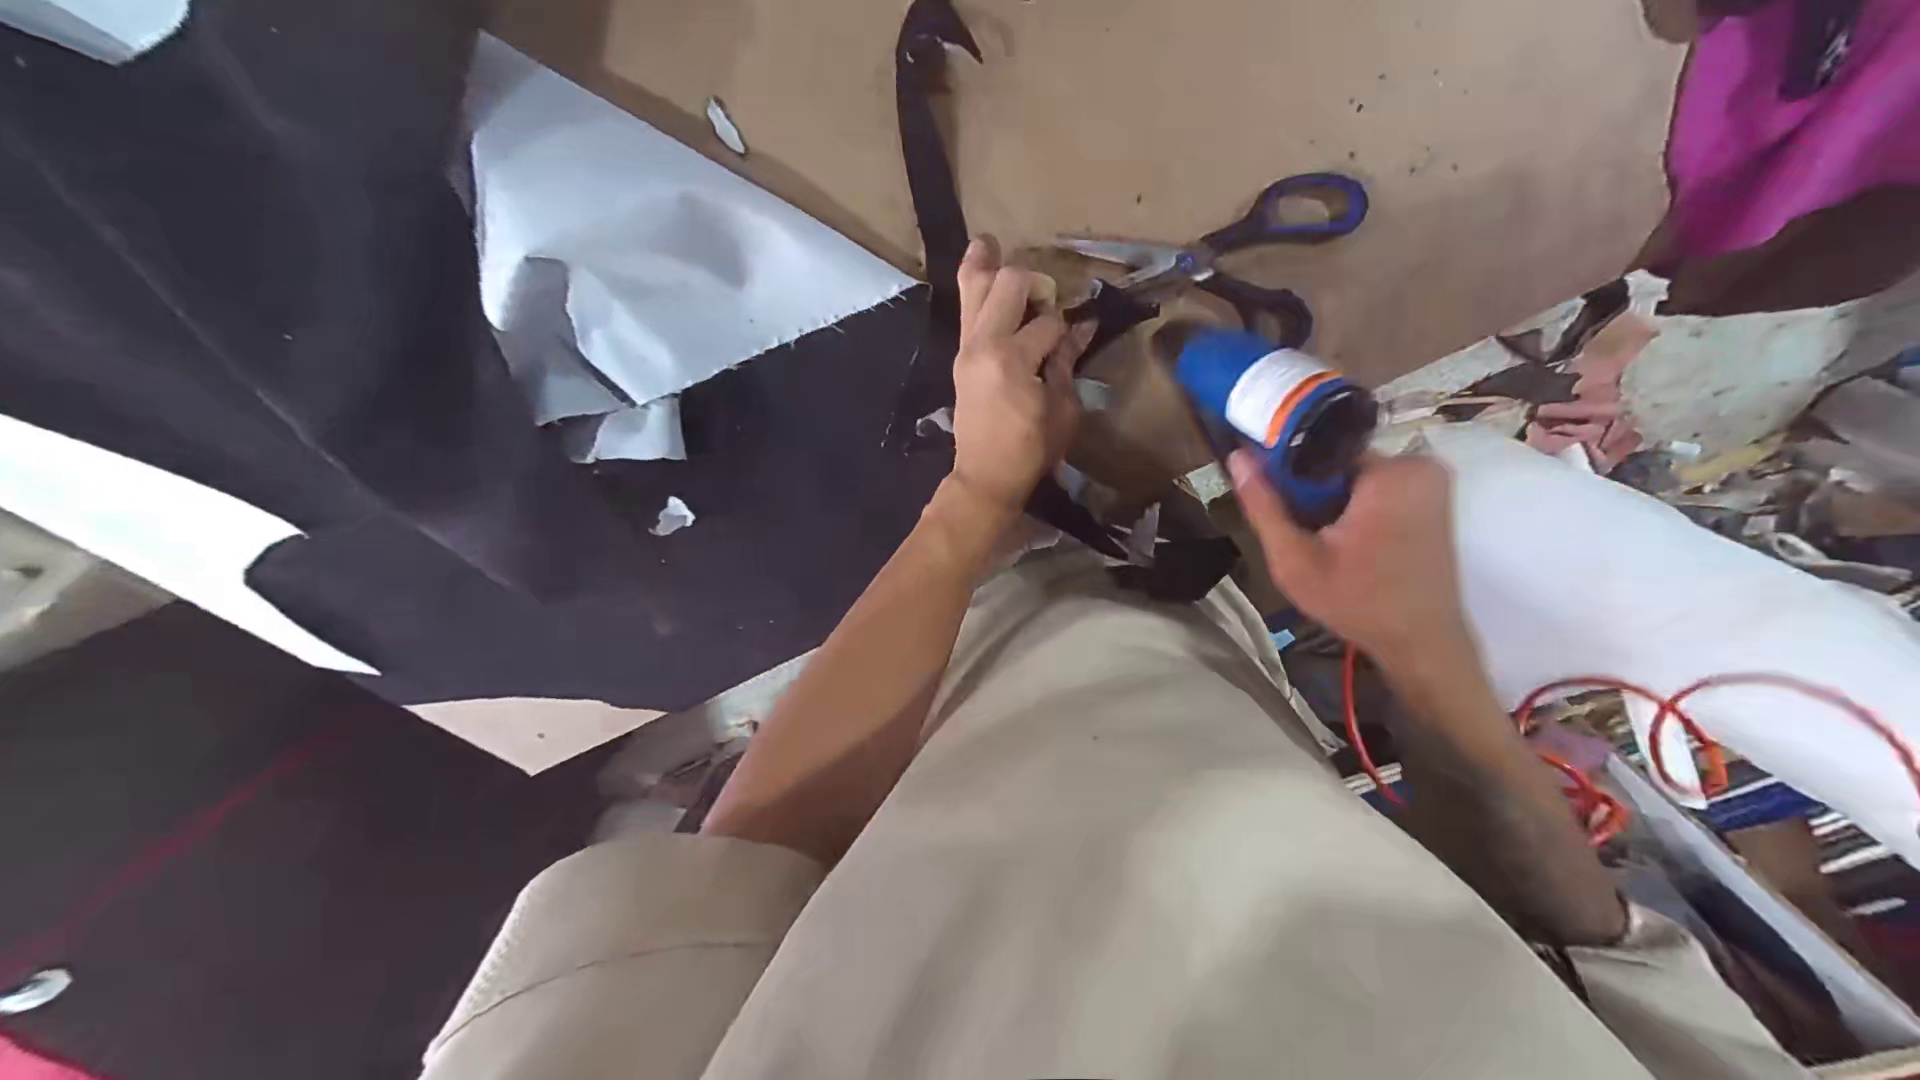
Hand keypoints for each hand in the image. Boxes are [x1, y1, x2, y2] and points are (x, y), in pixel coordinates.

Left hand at [948, 236, 1094, 515]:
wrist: (985, 477)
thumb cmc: (1030, 451)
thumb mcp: (1062, 411)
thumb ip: (1068, 363)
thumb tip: (1083, 326)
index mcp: (1012, 360)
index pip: (1047, 321)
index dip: (1065, 327)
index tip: (1071, 341)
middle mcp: (983, 344)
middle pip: (1007, 282)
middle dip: (1034, 281)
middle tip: (1047, 301)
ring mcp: (966, 347)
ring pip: (974, 286)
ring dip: (989, 264)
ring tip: (992, 243)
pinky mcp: (960, 355)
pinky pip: (966, 308)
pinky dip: (976, 285)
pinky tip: (982, 264)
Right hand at [1229, 449, 1474, 671]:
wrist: (1421, 643)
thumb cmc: (1359, 602)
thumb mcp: (1296, 559)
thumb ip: (1264, 506)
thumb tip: (1236, 457)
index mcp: (1391, 473)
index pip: (1316, 449)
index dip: (1283, 472)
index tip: (1267, 498)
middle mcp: (1419, 466)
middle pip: (1334, 462)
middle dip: (1307, 490)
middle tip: (1294, 529)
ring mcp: (1430, 481)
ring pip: (1350, 475)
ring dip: (1326, 500)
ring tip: (1315, 539)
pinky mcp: (1431, 498)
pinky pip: (1373, 488)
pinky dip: (1349, 507)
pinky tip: (1339, 541)